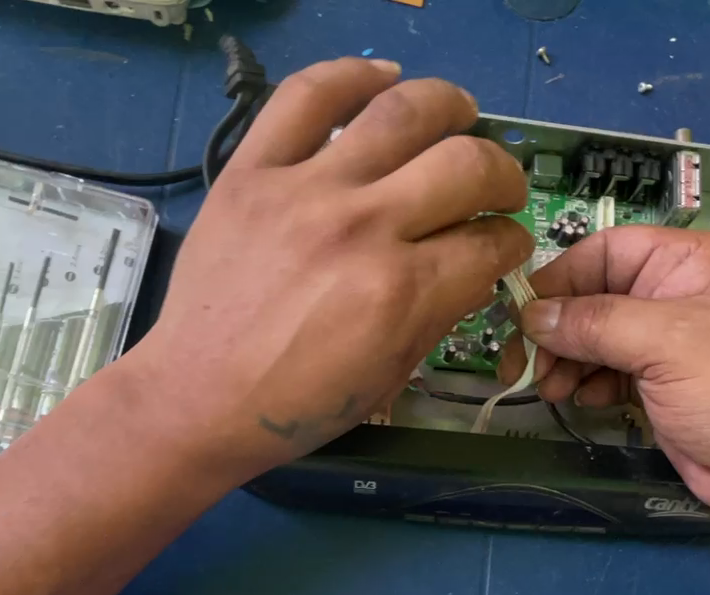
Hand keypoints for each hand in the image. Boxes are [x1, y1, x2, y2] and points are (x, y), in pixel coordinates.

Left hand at [108, 57, 533, 481]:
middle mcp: (364, 228)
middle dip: (504, 177)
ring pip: (402, 112)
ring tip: (464, 113)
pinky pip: (308, 95)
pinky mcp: (253, 170)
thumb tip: (474, 268)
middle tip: (501, 189)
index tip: (508, 243)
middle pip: (465, 167)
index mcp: (402, 293)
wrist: (198, 399)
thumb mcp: (386, 378)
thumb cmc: (298, 406)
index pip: (487, 244)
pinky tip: (383, 77)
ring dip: (452, 107)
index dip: (511, 243)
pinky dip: (353, 74)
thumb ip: (437, 316)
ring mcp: (306, 190)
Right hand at [499, 227, 709, 529]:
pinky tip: (579, 400)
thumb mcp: (667, 341)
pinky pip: (611, 375)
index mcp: (689, 262)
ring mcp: (670, 345)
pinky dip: (588, 385)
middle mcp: (677, 296)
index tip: (519, 316)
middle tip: (525, 366)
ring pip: (597, 341)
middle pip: (596, 298)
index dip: (559, 279)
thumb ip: (594, 322)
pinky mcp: (663, 388)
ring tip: (551, 389)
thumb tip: (531, 313)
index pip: (606, 251)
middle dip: (558, 330)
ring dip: (567, 362)